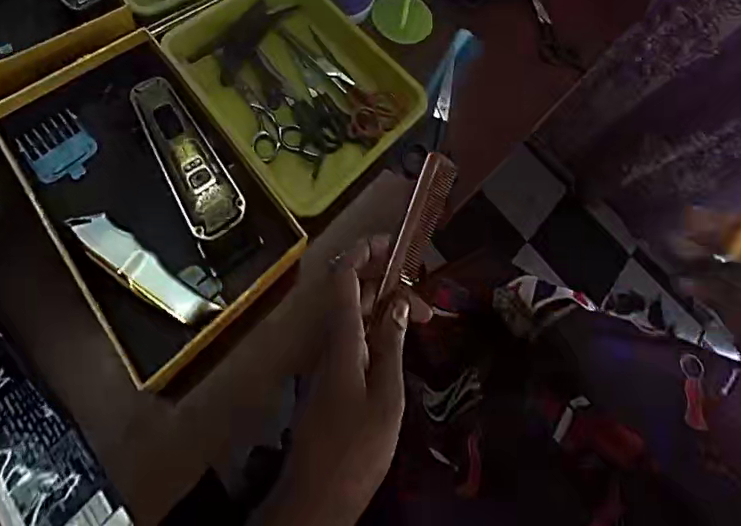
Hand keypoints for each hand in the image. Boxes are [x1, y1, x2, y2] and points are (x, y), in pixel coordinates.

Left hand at [262, 236, 431, 525]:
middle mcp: (330, 338)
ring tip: (420, 318)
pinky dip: (378, 327)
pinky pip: (354, 334)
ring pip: (355, 313)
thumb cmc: (355, 449)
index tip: (395, 244)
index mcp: (341, 337)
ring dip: (385, 305)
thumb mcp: (386, 397)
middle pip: (353, 290)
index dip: (365, 250)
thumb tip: (399, 301)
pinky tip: (399, 343)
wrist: (315, 497)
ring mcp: (328, 356)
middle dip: (388, 281)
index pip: (344, 274)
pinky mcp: (332, 374)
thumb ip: (391, 345)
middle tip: (425, 302)